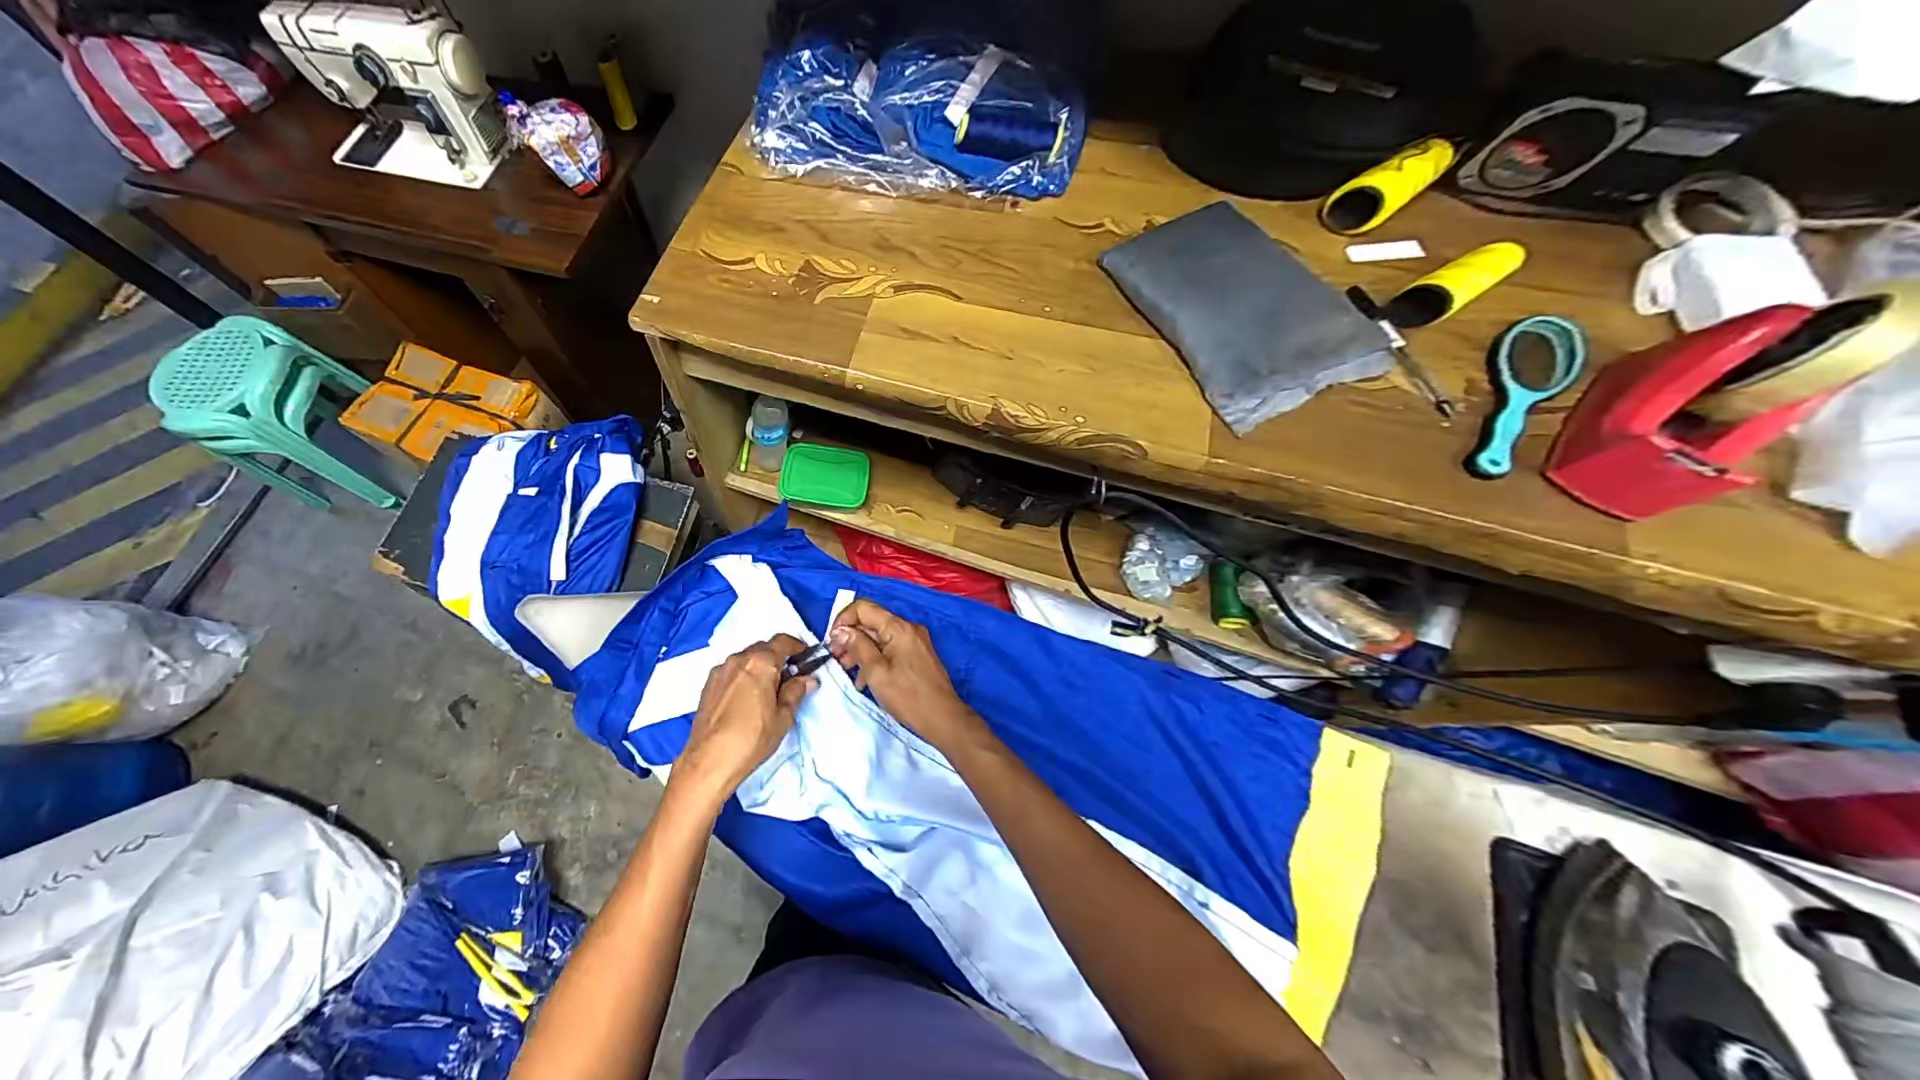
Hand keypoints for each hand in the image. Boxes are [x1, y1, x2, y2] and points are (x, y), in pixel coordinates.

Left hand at [675, 634, 813, 802]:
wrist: (708, 761)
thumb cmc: (752, 738)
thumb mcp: (783, 717)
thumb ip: (796, 691)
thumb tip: (807, 678)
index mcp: (760, 662)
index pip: (783, 641)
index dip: (798, 647)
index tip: (806, 658)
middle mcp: (738, 659)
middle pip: (764, 648)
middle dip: (779, 658)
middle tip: (791, 678)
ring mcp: (720, 671)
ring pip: (746, 659)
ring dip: (760, 667)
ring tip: (769, 691)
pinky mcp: (708, 685)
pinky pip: (732, 671)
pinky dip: (744, 676)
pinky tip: (748, 698)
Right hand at [829, 599, 985, 752]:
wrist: (942, 717)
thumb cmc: (907, 696)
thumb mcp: (876, 671)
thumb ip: (857, 646)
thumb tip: (842, 630)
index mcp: (899, 627)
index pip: (863, 607)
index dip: (843, 620)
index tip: (832, 641)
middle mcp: (908, 628)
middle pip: (872, 622)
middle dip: (850, 637)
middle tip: (836, 658)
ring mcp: (915, 641)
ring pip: (880, 636)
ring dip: (861, 649)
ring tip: (848, 669)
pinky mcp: (917, 654)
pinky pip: (890, 648)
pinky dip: (875, 658)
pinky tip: (865, 678)